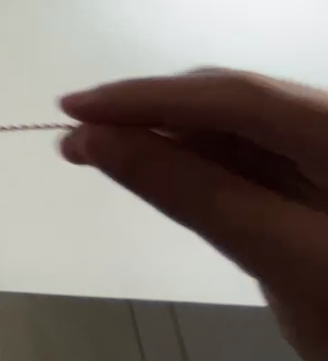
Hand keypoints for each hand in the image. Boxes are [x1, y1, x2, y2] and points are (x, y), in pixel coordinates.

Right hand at [61, 69, 327, 360]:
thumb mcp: (291, 265)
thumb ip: (189, 191)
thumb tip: (88, 137)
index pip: (243, 98)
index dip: (148, 95)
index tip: (70, 107)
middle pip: (246, 106)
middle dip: (154, 113)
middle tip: (79, 134)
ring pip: (248, 132)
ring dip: (169, 137)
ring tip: (101, 151)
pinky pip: (264, 162)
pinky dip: (201, 162)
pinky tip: (157, 168)